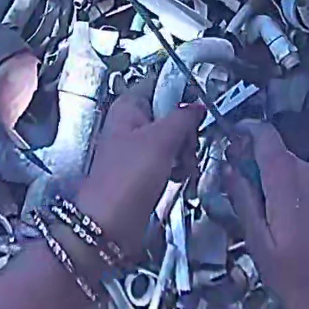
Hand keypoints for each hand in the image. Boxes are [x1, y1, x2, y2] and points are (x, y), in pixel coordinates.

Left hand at [73, 80, 201, 253]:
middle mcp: (132, 123)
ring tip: (183, 165)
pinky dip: (178, 167)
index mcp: (128, 106)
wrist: (110, 226)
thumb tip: (198, 105)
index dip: (181, 92)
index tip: (197, 107)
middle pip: (171, 112)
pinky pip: (170, 159)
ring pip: (173, 138)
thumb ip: (183, 117)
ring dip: (184, 152)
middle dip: (185, 130)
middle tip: (187, 144)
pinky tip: (179, 176)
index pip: (160, 83)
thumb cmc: (128, 177)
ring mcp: (138, 147)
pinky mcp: (145, 170)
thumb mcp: (161, 140)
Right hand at [223, 122, 308, 308]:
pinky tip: (302, 227)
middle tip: (249, 197)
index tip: (234, 143)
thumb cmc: (304, 283)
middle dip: (260, 168)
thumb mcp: (261, 247)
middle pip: (279, 155)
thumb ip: (243, 201)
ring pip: (297, 171)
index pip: (264, 134)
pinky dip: (303, 195)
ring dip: (283, 185)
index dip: (246, 131)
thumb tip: (230, 171)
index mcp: (287, 180)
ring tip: (277, 221)